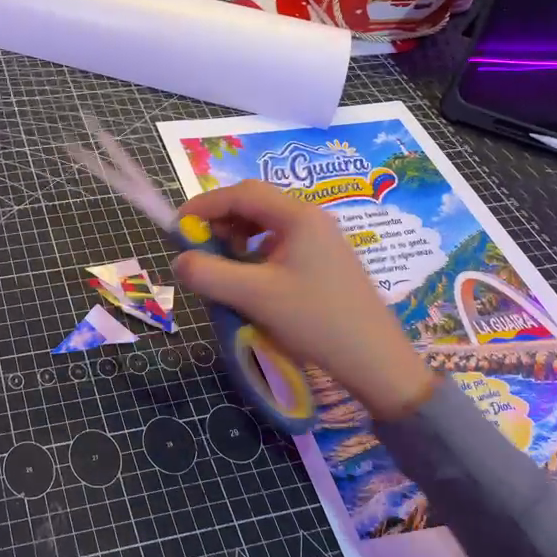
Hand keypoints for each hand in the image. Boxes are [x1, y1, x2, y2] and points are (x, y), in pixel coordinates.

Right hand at [171, 180, 435, 420]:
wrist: (378, 363)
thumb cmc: (316, 321)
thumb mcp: (254, 297)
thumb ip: (209, 274)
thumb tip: (179, 260)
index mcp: (297, 216)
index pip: (240, 193)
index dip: (204, 205)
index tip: (178, 226)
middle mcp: (311, 217)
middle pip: (254, 202)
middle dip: (221, 220)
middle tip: (201, 247)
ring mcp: (322, 238)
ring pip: (267, 222)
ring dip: (239, 236)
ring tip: (225, 264)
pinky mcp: (327, 259)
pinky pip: (281, 241)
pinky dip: (257, 251)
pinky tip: (253, 279)